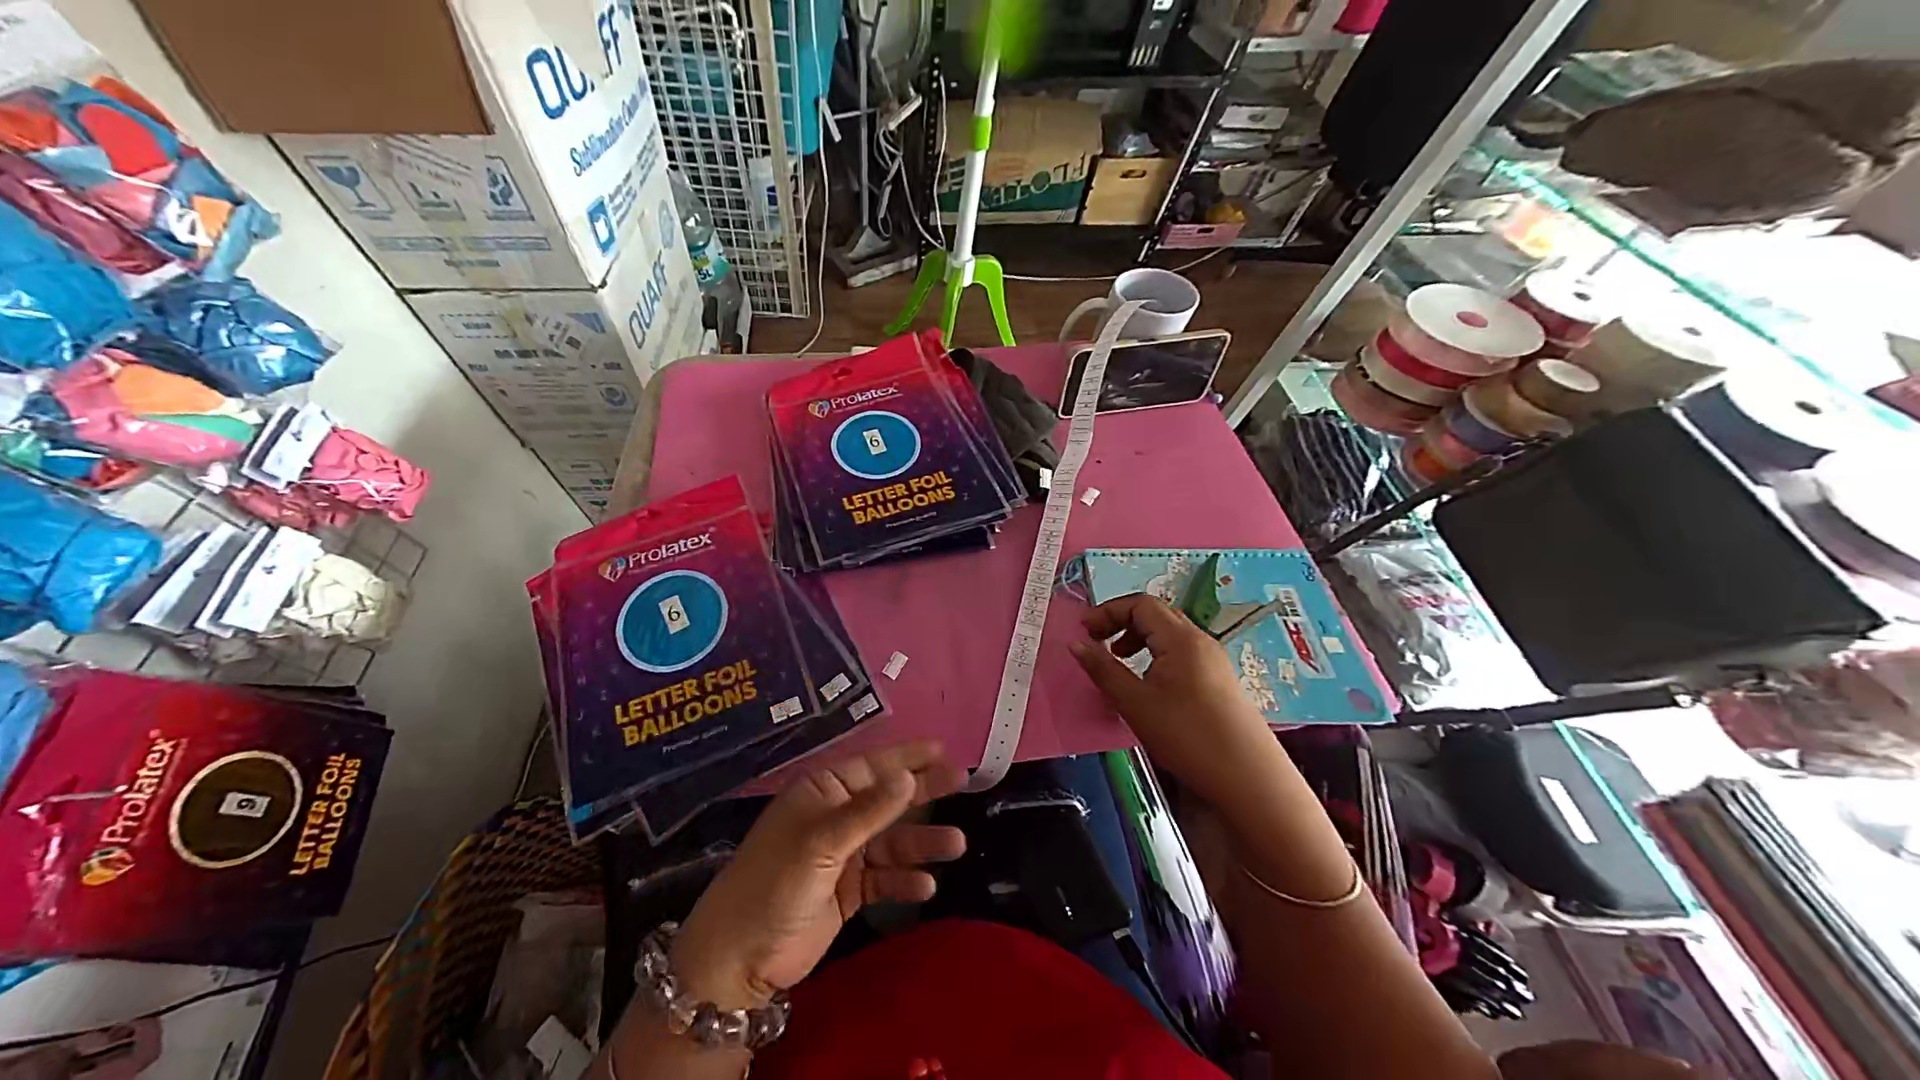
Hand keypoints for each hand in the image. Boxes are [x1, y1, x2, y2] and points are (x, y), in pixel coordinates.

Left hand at [669, 740, 966, 1007]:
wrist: (738, 959)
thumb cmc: (774, 885)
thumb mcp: (822, 843)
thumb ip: (869, 811)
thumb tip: (910, 776)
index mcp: (821, 793)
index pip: (872, 767)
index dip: (908, 757)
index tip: (944, 749)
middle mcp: (834, 817)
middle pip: (887, 800)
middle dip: (924, 792)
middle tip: (962, 782)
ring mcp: (841, 855)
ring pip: (891, 841)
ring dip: (921, 843)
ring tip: (957, 845)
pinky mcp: (847, 890)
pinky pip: (884, 877)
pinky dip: (904, 880)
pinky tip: (925, 885)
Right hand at [1068, 593, 1288, 813]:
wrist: (1248, 777)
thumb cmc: (1186, 735)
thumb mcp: (1135, 703)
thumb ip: (1103, 669)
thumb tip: (1077, 644)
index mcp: (1180, 638)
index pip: (1140, 604)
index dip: (1108, 611)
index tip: (1084, 630)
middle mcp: (1200, 640)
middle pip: (1156, 614)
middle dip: (1121, 621)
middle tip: (1096, 640)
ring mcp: (1213, 660)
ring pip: (1169, 634)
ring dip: (1138, 638)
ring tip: (1118, 659)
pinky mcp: (1218, 680)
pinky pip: (1181, 652)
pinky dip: (1156, 654)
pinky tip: (1147, 682)